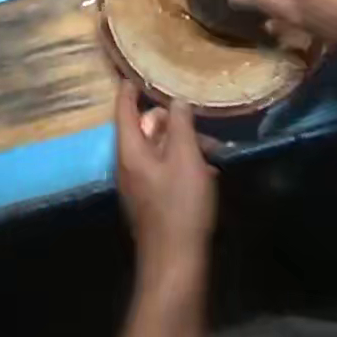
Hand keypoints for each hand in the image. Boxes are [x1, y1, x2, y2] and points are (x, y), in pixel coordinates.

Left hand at [113, 83, 215, 282]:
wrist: (175, 263)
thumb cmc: (180, 205)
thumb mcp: (187, 158)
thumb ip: (181, 126)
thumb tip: (176, 101)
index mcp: (130, 149)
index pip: (123, 109)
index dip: (128, 90)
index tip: (133, 73)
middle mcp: (127, 163)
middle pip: (144, 129)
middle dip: (171, 122)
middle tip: (199, 122)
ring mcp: (136, 183)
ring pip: (157, 150)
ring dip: (182, 145)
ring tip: (212, 152)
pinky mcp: (149, 200)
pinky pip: (162, 169)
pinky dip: (181, 163)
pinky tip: (206, 172)